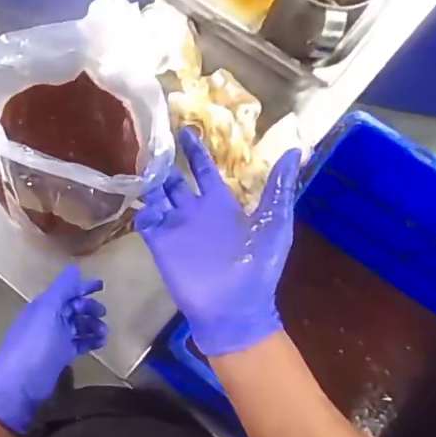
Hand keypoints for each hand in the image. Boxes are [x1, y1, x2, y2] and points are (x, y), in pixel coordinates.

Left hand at [0, 265, 107, 433]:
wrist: (18, 388)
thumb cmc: (34, 348)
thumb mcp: (48, 313)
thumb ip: (61, 290)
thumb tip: (73, 268)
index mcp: (42, 307)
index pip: (65, 291)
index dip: (82, 287)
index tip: (102, 286)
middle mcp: (46, 320)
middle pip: (71, 308)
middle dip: (89, 308)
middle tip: (103, 313)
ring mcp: (51, 340)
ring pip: (75, 326)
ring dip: (91, 326)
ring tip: (104, 333)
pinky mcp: (57, 358)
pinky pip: (76, 344)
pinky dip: (88, 341)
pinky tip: (99, 344)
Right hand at [137, 127, 300, 356]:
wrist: (235, 307)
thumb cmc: (259, 267)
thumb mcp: (276, 222)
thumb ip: (279, 187)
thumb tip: (296, 150)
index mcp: (221, 204)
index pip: (203, 170)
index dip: (195, 150)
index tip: (186, 129)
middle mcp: (195, 212)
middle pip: (174, 180)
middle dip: (164, 161)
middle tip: (151, 138)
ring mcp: (176, 228)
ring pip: (156, 196)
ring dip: (148, 179)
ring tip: (139, 160)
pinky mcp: (161, 245)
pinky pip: (145, 221)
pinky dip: (141, 208)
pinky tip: (141, 197)